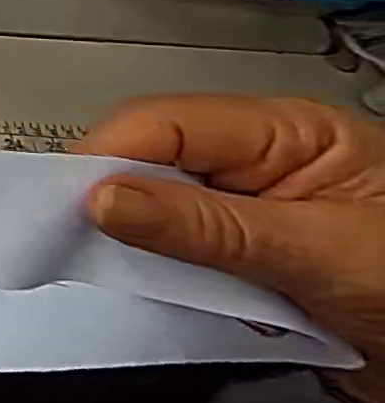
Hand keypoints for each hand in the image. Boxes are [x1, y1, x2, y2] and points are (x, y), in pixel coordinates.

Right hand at [77, 94, 384, 402]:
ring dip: (132, 236)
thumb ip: (207, 226)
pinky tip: (160, 278)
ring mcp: (236, 201)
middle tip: (97, 240)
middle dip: (113, 198)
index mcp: (288, 133)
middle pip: (138, 156)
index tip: (75, 207)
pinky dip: (146, 260)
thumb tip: (99, 199)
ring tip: (145, 267)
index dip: (106, 157)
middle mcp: (254, 158)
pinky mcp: (223, 240)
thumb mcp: (328, 257)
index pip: (156, 123)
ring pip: (139, 199)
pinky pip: (156, 236)